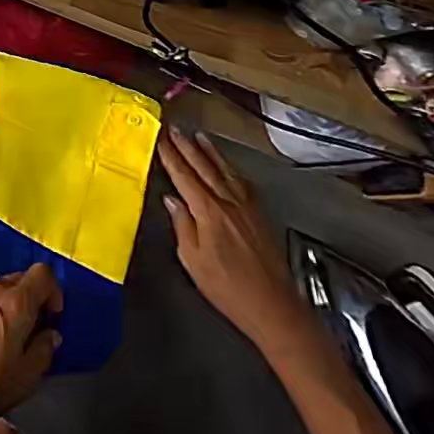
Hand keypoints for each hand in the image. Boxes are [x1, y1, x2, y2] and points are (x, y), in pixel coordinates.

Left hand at [0, 264, 63, 433]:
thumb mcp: (26, 378)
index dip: (53, 291)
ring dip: (5, 303)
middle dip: (29, 299)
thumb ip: (45, 350)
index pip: (44, 274)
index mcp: (17, 301)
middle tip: (26, 329)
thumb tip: (51, 335)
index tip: (51, 316)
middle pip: (21, 279)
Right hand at [159, 129, 314, 353]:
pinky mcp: (258, 213)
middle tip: (176, 129)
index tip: (162, 139)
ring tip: (199, 136)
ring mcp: (246, 205)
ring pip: (224, 170)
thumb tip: (172, 201)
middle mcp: (228, 201)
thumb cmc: (228, 288)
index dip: (171, 156)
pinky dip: (230, 168)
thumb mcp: (193, 261)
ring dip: (210, 151)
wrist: (271, 303)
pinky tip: (227, 165)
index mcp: (209, 211)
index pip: (185, 176)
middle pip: (204, 167)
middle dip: (188, 146)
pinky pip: (240, 181)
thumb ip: (182, 226)